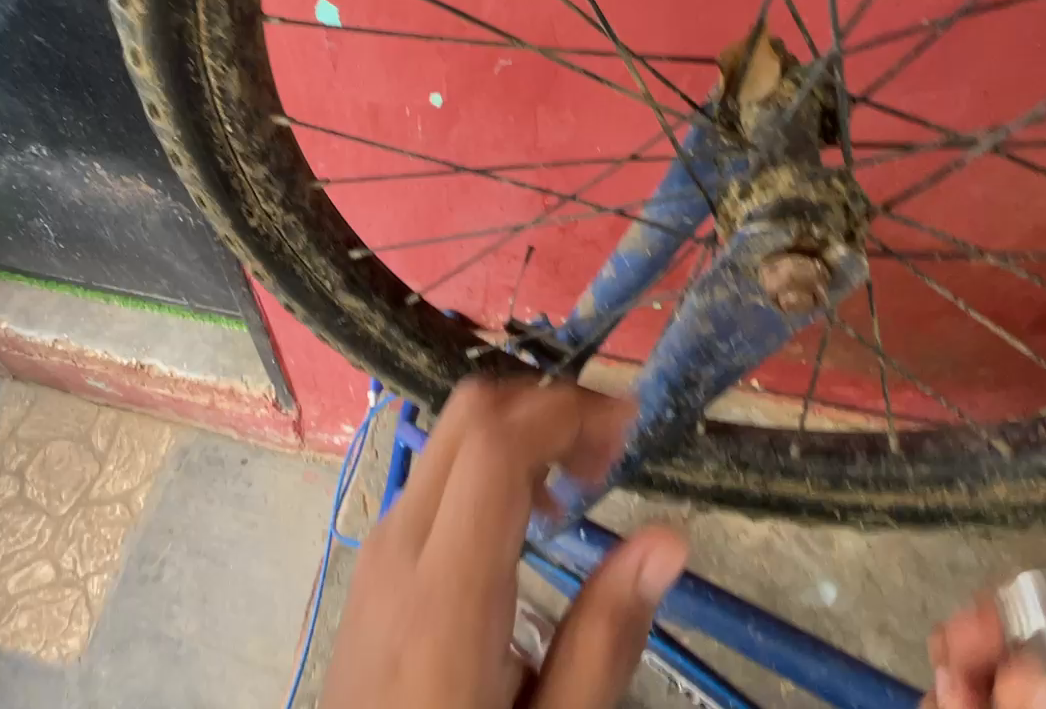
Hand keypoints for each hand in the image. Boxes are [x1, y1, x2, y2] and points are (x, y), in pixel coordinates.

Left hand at [321, 378, 689, 707]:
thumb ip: (604, 638)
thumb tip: (668, 540)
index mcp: (445, 592)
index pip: (495, 446)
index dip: (565, 413)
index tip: (628, 424)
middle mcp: (400, 542)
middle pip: (468, 416)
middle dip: (547, 406)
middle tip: (609, 450)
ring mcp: (380, 542)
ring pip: (450, 436)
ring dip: (521, 432)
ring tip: (579, 483)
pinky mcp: (377, 553)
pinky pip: (437, 473)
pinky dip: (491, 462)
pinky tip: (528, 515)